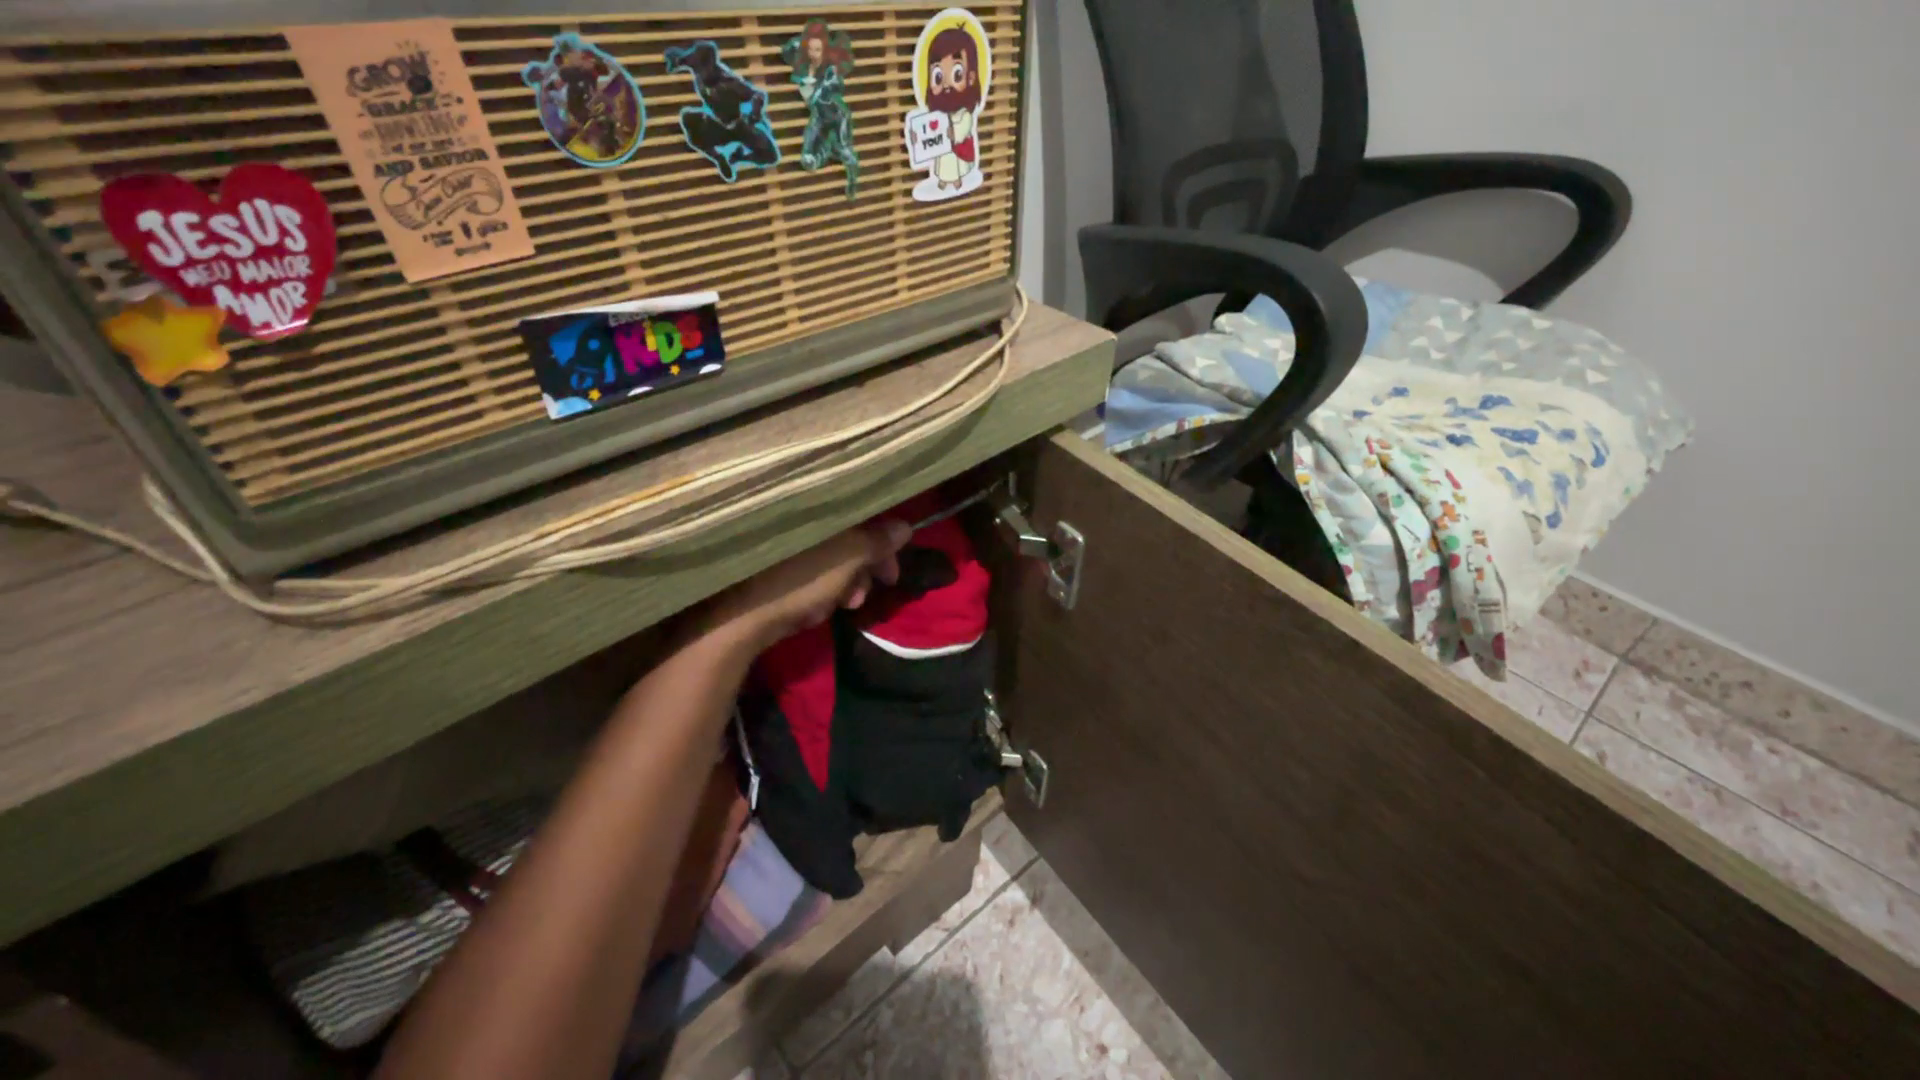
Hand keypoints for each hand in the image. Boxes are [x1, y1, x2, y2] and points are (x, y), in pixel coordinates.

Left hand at [698, 520, 912, 651]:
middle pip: (848, 538)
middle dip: (863, 569)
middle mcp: (800, 518)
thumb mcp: (847, 560)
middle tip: (864, 596)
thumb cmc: (799, 581)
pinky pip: (809, 573)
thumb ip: (877, 542)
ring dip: (844, 585)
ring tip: (841, 606)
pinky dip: (819, 590)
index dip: (883, 542)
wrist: (741, 618)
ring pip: (831, 559)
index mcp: (818, 508)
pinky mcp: (773, 567)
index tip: (891, 572)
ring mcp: (784, 543)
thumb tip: (905, 526)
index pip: (861, 514)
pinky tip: (815, 610)